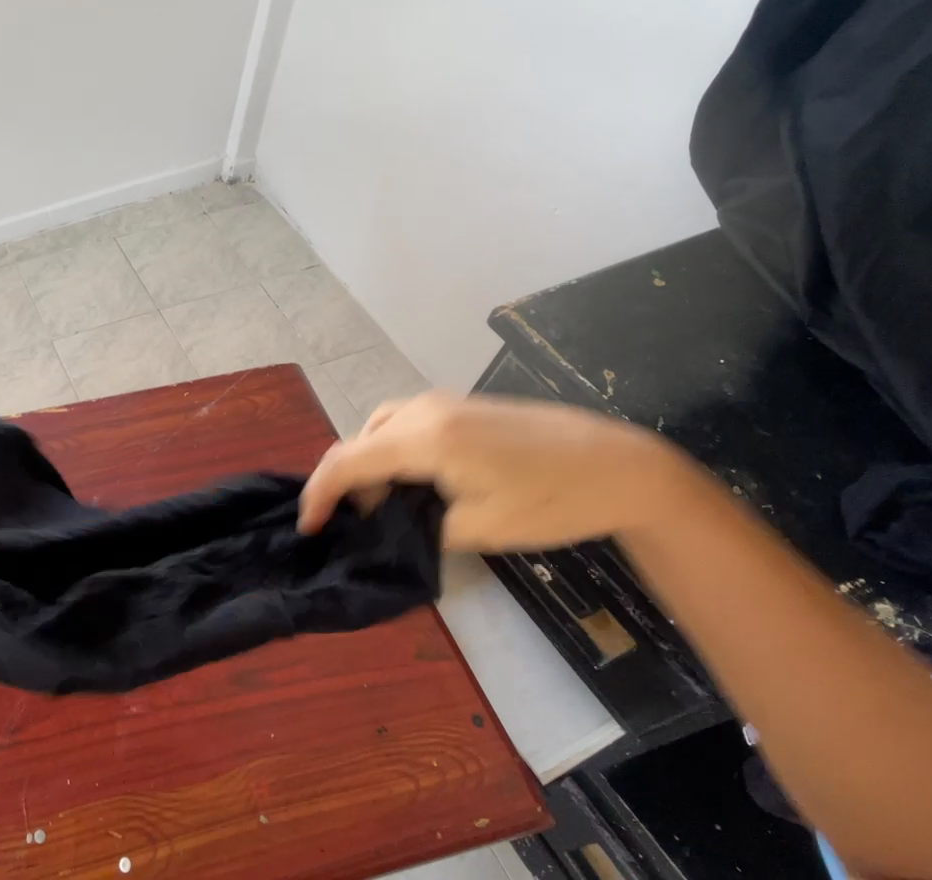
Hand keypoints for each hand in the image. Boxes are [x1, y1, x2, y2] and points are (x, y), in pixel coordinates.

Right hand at [299, 391, 729, 551]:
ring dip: (371, 464)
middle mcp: (425, 409)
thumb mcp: (479, 528)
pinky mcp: (463, 406)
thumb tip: (386, 525)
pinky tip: (417, 482)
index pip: (348, 461)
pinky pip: (406, 424)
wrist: (622, 467)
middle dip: (346, 481)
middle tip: (355, 524)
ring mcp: (445, 402)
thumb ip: (419, 524)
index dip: (319, 495)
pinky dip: (394, 451)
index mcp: (425, 437)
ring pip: (381, 428)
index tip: (309, 529)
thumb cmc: (552, 501)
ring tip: (387, 505)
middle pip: (359, 440)